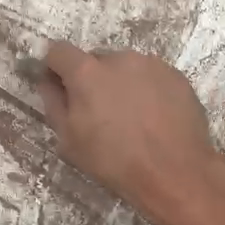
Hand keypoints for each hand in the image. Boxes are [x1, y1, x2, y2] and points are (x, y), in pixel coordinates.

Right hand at [33, 41, 224, 218]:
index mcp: (87, 72)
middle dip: (91, 79)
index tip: (58, 86)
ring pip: (125, 68)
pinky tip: (152, 118)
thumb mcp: (70, 139)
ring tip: (130, 118)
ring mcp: (151, 64)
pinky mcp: (176, 76)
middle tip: (98, 112)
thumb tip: (48, 81)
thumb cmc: (114, 161)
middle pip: (95, 59)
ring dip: (120, 84)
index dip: (54, 66)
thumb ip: (54, 103)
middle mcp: (119, 58)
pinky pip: (151, 76)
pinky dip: (146, 90)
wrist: (175, 173)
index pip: (59, 51)